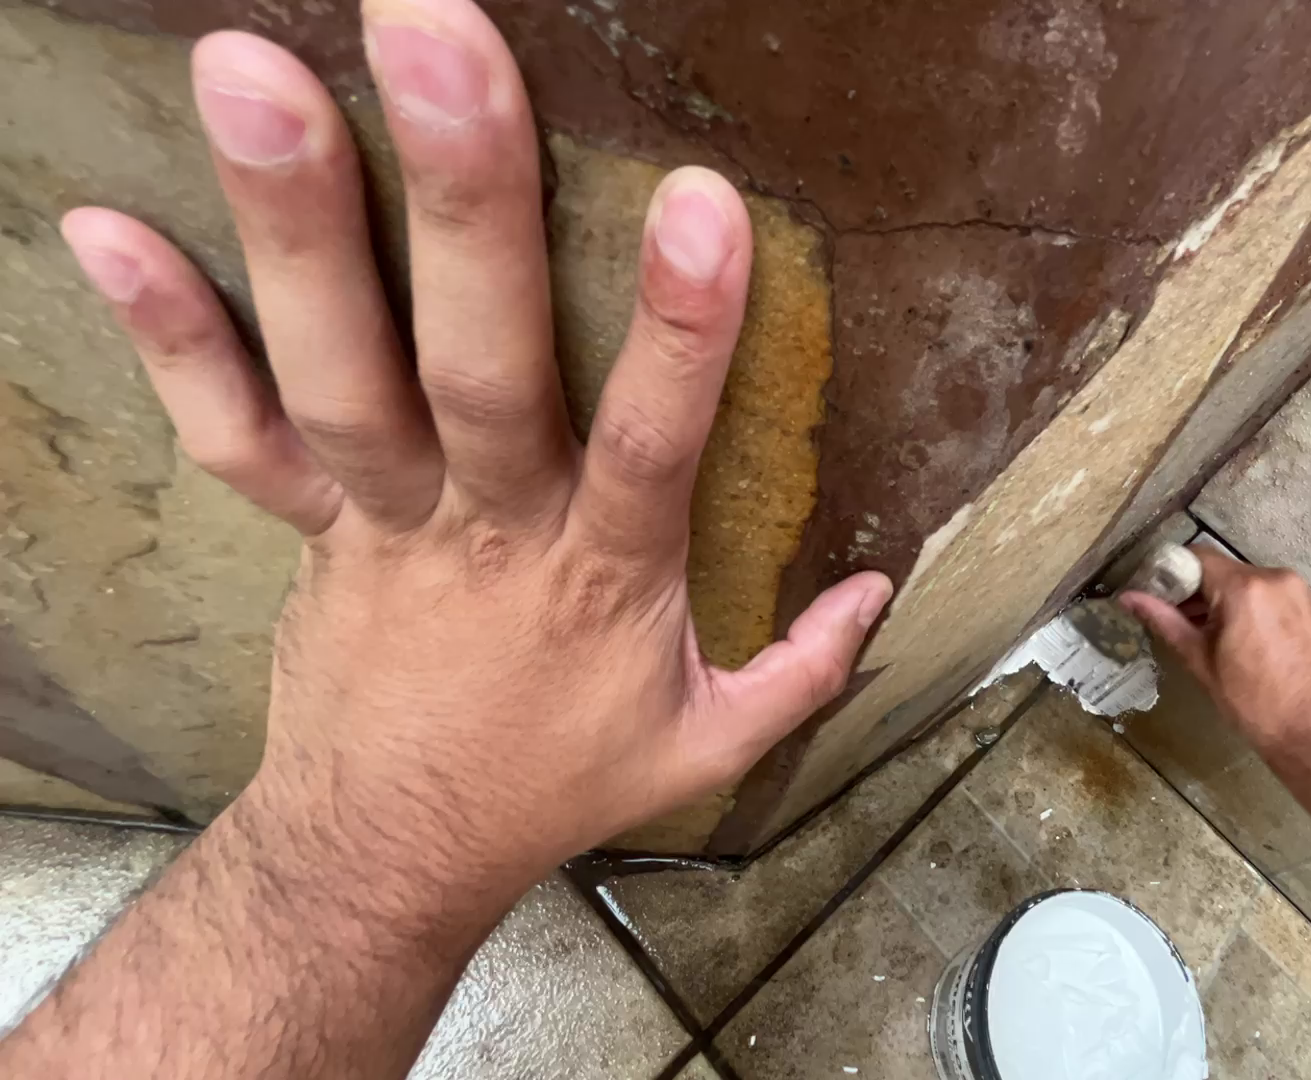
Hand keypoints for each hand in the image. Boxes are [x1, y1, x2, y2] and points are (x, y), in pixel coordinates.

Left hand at [56, 2, 889, 890]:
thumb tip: (880, 590)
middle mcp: (491, 531)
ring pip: (344, 378)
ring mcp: (382, 525)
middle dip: (467, 212)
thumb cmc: (569, 782)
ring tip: (261, 76)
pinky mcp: (307, 532)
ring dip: (300, 233)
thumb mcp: (714, 744)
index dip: (683, 335)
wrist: (400, 847)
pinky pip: (232, 434)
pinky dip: (173, 338)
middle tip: (441, 47)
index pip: (653, 446)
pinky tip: (106, 222)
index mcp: (607, 581)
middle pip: (481, 372)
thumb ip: (807, 668)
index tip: (703, 210)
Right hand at [1121, 549, 1310, 754]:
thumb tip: (1128, 597)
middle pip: (1218, 569)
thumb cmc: (1252, 701)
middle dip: (1193, 590)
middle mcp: (1272, 577)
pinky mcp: (1306, 603)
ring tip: (1200, 633)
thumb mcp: (1199, 659)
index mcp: (1243, 588)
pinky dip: (1241, 605)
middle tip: (1172, 619)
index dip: (1170, 572)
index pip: (1196, 557)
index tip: (1154, 595)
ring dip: (1217, 599)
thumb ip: (1164, 620)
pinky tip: (1230, 636)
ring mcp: (1294, 589)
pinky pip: (1262, 592)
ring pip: (1240, 580)